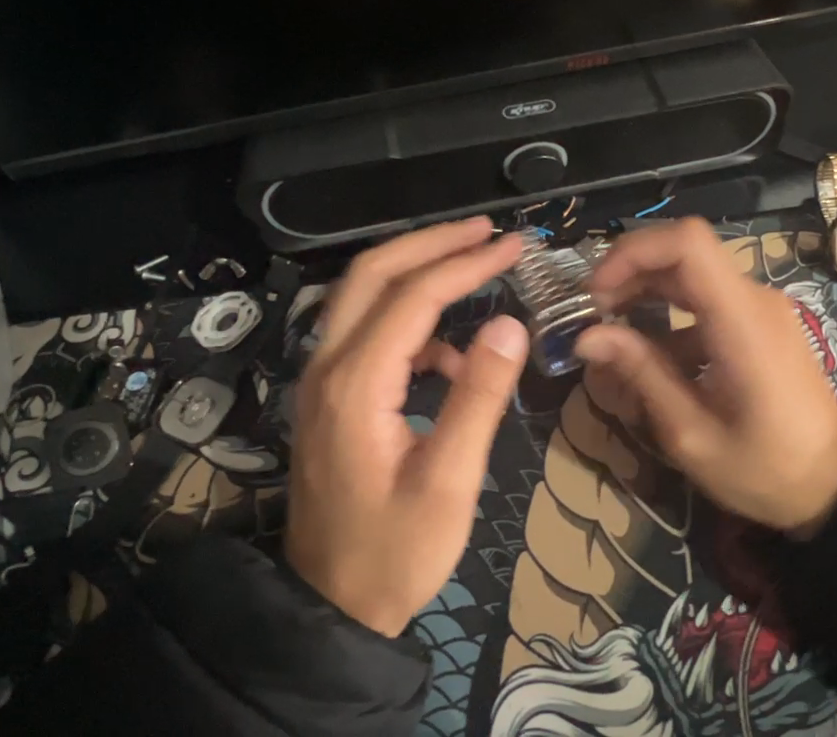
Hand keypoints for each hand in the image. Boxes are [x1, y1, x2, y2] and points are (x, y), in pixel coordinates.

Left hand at [284, 218, 529, 636]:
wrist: (330, 606)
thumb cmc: (396, 551)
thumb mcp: (449, 481)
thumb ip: (478, 397)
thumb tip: (511, 323)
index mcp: (356, 384)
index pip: (414, 296)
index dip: (467, 263)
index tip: (514, 246)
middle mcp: (328, 368)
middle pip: (372, 274)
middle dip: (431, 243)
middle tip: (486, 230)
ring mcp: (322, 380)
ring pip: (363, 296)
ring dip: (417, 272)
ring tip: (475, 268)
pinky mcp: (330, 396)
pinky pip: (367, 332)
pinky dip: (410, 319)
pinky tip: (449, 353)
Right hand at [574, 218, 836, 534]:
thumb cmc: (767, 471)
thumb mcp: (693, 434)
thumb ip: (643, 376)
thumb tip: (587, 337)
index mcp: (742, 321)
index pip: (688, 243)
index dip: (633, 253)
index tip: (597, 294)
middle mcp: (754, 299)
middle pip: (684, 252)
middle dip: (630, 274)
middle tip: (595, 316)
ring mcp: (761, 309)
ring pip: (692, 274)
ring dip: (647, 295)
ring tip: (612, 337)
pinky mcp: (761, 324)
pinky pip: (708, 301)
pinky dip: (671, 317)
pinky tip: (650, 359)